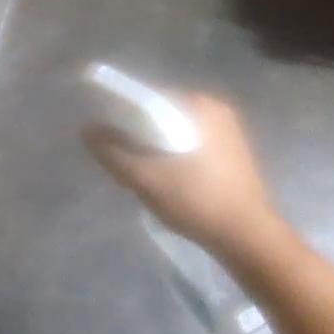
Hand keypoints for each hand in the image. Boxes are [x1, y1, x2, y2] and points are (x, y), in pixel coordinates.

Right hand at [84, 92, 279, 257]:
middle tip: (129, 168)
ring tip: (149, 180)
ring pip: (178, 133)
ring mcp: (230, 132)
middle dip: (142, 138)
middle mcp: (217, 109)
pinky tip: (172, 184)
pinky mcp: (235, 154)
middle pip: (163, 116)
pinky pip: (194, 146)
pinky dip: (177, 158)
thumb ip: (114, 152)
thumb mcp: (146, 178)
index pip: (149, 98)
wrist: (246, 235)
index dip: (124, 117)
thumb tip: (88, 130)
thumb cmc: (196, 200)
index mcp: (200, 104)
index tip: (112, 143)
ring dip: (159, 150)